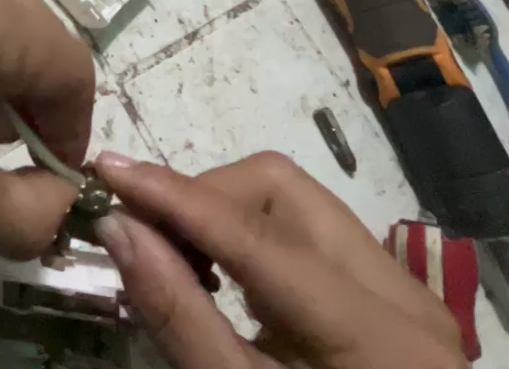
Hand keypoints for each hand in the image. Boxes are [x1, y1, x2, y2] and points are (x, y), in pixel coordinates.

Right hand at [92, 152, 466, 368]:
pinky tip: (219, 279)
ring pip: (292, 198)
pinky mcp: (387, 296)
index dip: (174, 197)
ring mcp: (402, 291)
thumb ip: (178, 314)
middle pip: (280, 188)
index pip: (256, 234)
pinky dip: (246, 235)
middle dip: (201, 198)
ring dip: (219, 211)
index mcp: (381, 338)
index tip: (104, 169)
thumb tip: (116, 224)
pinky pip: (305, 229)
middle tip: (145, 236)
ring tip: (178, 260)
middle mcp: (404, 294)